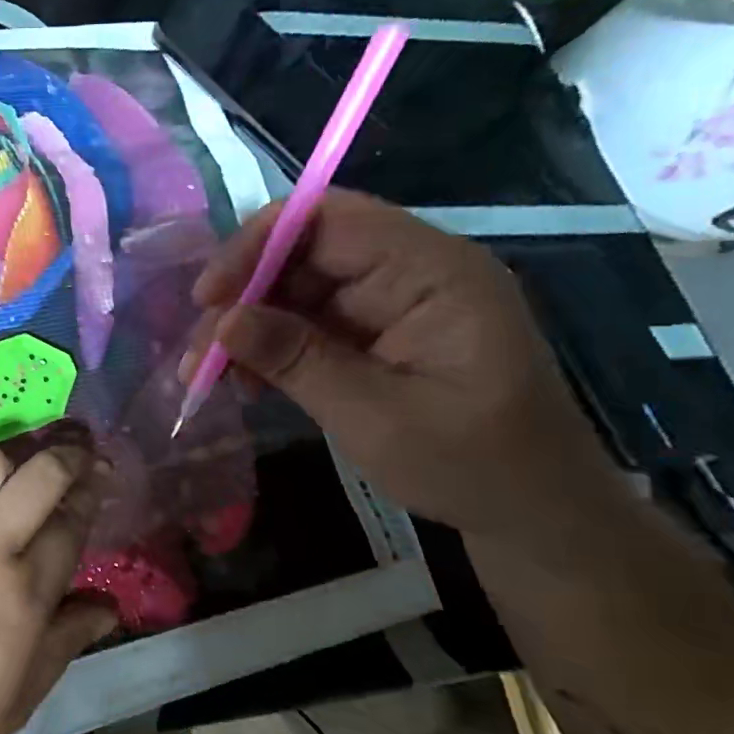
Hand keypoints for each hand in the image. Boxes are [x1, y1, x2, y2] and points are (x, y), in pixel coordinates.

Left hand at [0, 416, 115, 733]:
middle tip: (86, 448)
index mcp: (24, 591)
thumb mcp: (18, 698)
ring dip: (20, 447)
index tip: (104, 478)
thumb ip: (65, 640)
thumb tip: (107, 606)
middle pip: (40, 478)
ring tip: (37, 443)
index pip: (72, 524)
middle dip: (71, 456)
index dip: (93, 495)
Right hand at [182, 188, 626, 535]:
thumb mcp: (376, 416)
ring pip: (294, 290)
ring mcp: (388, 303)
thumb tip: (221, 322)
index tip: (208, 297)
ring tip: (207, 375)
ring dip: (245, 328)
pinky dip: (267, 347)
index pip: (327, 219)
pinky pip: (305, 323)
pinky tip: (242, 380)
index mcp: (431, 271)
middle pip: (301, 253)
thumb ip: (299, 360)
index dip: (257, 245)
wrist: (535, 514)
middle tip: (198, 354)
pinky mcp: (372, 334)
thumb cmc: (473, 465)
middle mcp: (407, 272)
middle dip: (241, 297)